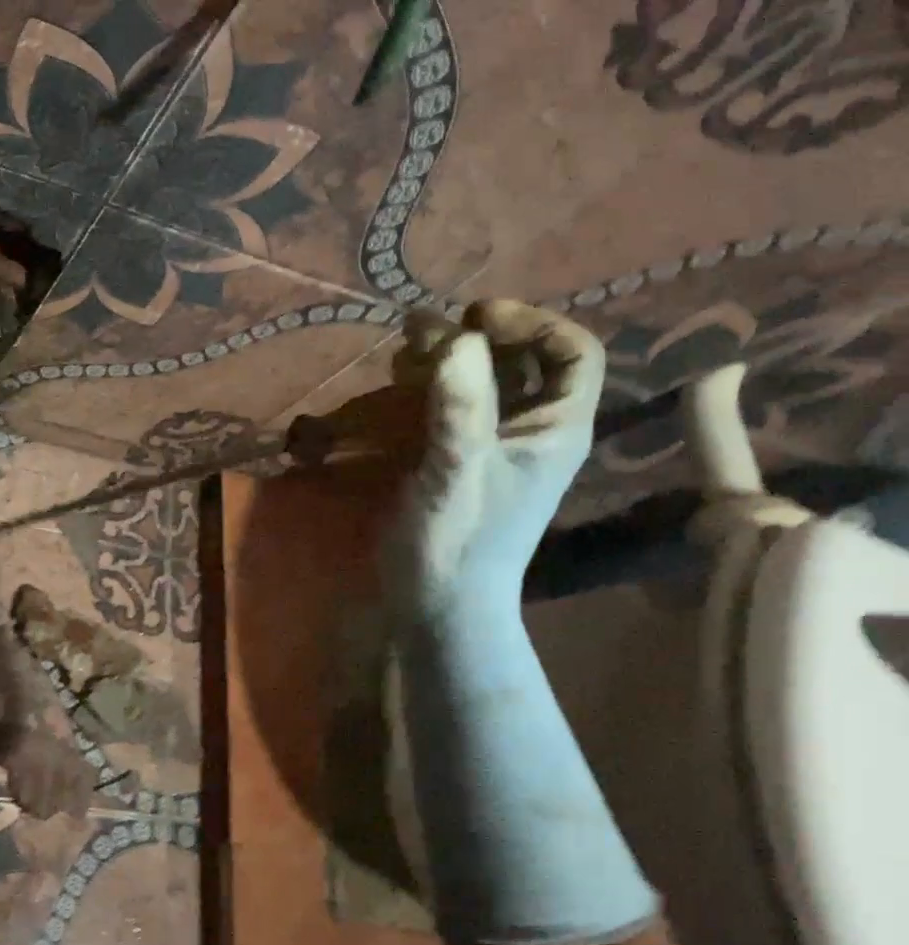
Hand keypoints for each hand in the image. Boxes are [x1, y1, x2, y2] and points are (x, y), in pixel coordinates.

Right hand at [384, 299, 606, 618]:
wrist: (436, 606)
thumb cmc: (459, 542)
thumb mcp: (459, 470)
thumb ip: (462, 405)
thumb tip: (455, 335)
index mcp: (554, 429)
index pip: (571, 353)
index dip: (531, 323)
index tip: (474, 317)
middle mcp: (528, 432)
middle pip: (520, 362)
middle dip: (474, 339)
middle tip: (420, 334)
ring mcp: (489, 449)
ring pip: (480, 384)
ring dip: (444, 362)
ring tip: (402, 357)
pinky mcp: (452, 464)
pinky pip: (446, 412)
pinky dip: (422, 393)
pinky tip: (392, 391)